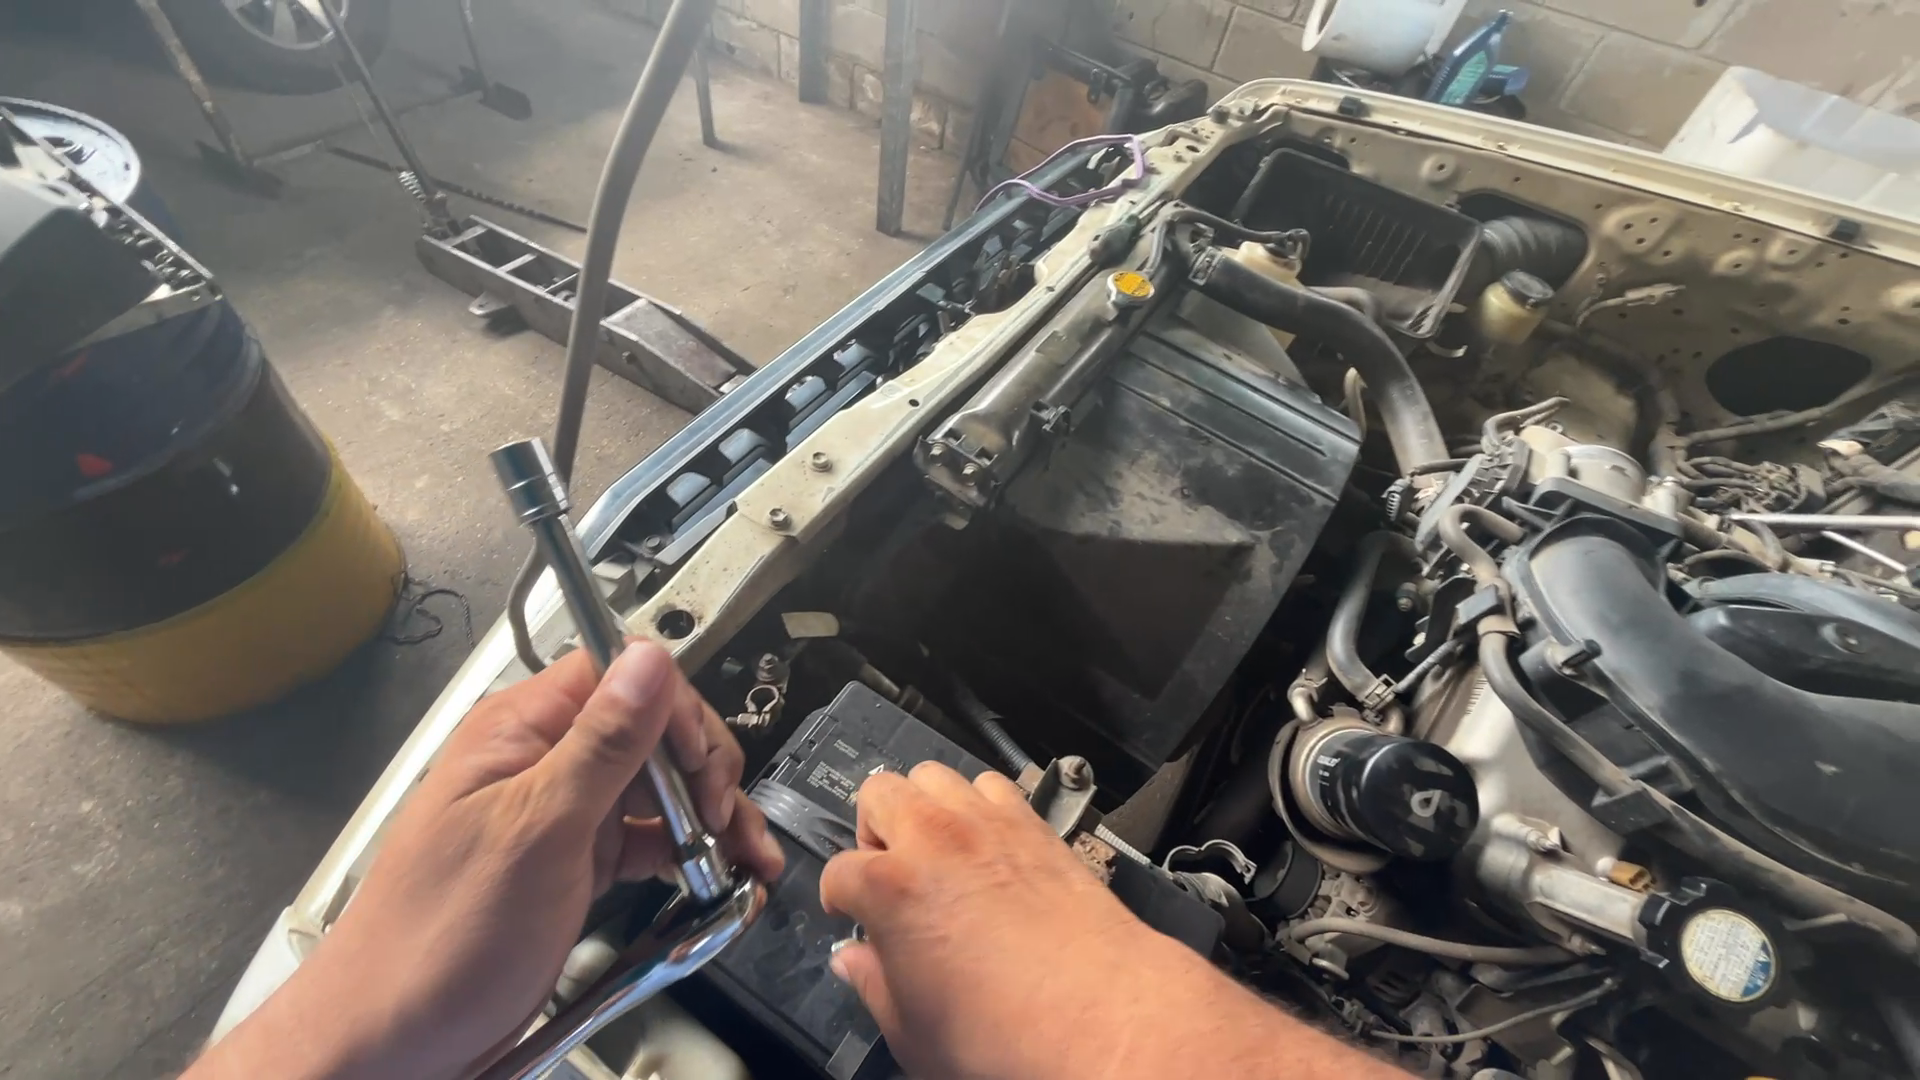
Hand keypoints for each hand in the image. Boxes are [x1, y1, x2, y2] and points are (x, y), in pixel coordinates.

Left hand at [191, 641, 781, 1079]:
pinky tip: (732, 873)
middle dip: (704, 767)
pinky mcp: (589, 855)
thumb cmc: (446, 936)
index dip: (672, 707)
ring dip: (717, 815)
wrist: (390, 1053)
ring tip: (753, 856)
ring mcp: (574, 807)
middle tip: (722, 818)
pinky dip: (697, 853)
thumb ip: (602, 742)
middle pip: (656, 729)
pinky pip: (658, 837)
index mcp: (525, 730)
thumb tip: (652, 655)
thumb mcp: (535, 830)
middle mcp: (553, 757)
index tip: (699, 762)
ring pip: (667, 784)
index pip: (621, 677)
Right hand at [818, 763, 1403, 1079]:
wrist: (1102, 1015)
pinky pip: (991, 784)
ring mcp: (985, 820)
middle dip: (873, 829)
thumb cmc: (1006, 1035)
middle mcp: (935, 836)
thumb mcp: (914, 1032)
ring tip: (935, 850)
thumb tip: (855, 962)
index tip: (849, 914)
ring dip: (924, 807)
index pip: (840, 872)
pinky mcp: (1031, 820)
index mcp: (892, 886)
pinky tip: (985, 841)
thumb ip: (873, 985)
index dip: (839, 898)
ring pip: (933, 774)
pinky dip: (978, 803)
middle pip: (878, 793)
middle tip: (889, 871)